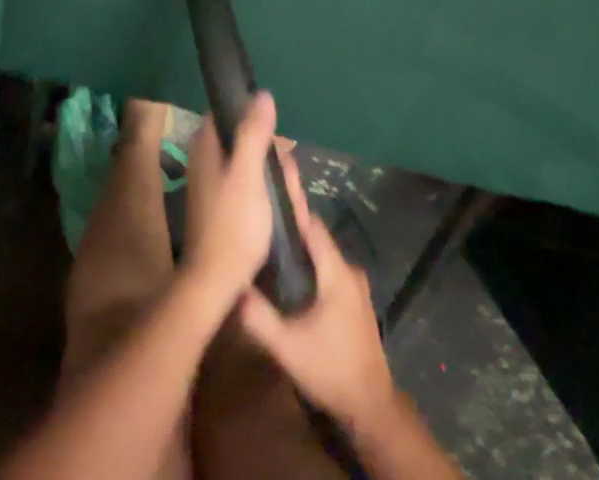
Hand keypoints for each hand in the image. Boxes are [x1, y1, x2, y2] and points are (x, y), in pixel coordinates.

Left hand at [180, 93, 281, 301]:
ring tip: (290, 207)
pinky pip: (253, 190)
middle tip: (287, 187)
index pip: (228, 114)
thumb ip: (254, 133)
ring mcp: (215, 186)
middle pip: (248, 143)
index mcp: (205, 147)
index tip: (276, 144)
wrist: (218, 280)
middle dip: (273, 162)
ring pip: (256, 169)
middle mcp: (205, 161)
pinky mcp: (225, 207)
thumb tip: (261, 94)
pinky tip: (282, 217)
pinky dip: (269, 200)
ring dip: (276, 184)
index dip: (255, 122)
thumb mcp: (249, 174)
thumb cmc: (234, 224)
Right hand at [236, 176, 397, 427]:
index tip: (264, 192)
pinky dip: (306, 269)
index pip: (311, 225)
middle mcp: (349, 273)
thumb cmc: (330, 370)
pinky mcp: (353, 302)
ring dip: (295, 252)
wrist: (370, 406)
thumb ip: (257, 316)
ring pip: (319, 257)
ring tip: (262, 249)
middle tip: (254, 223)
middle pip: (314, 238)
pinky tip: (283, 279)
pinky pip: (326, 272)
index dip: (289, 207)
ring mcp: (355, 288)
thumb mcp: (286, 346)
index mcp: (336, 274)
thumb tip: (228, 285)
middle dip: (286, 230)